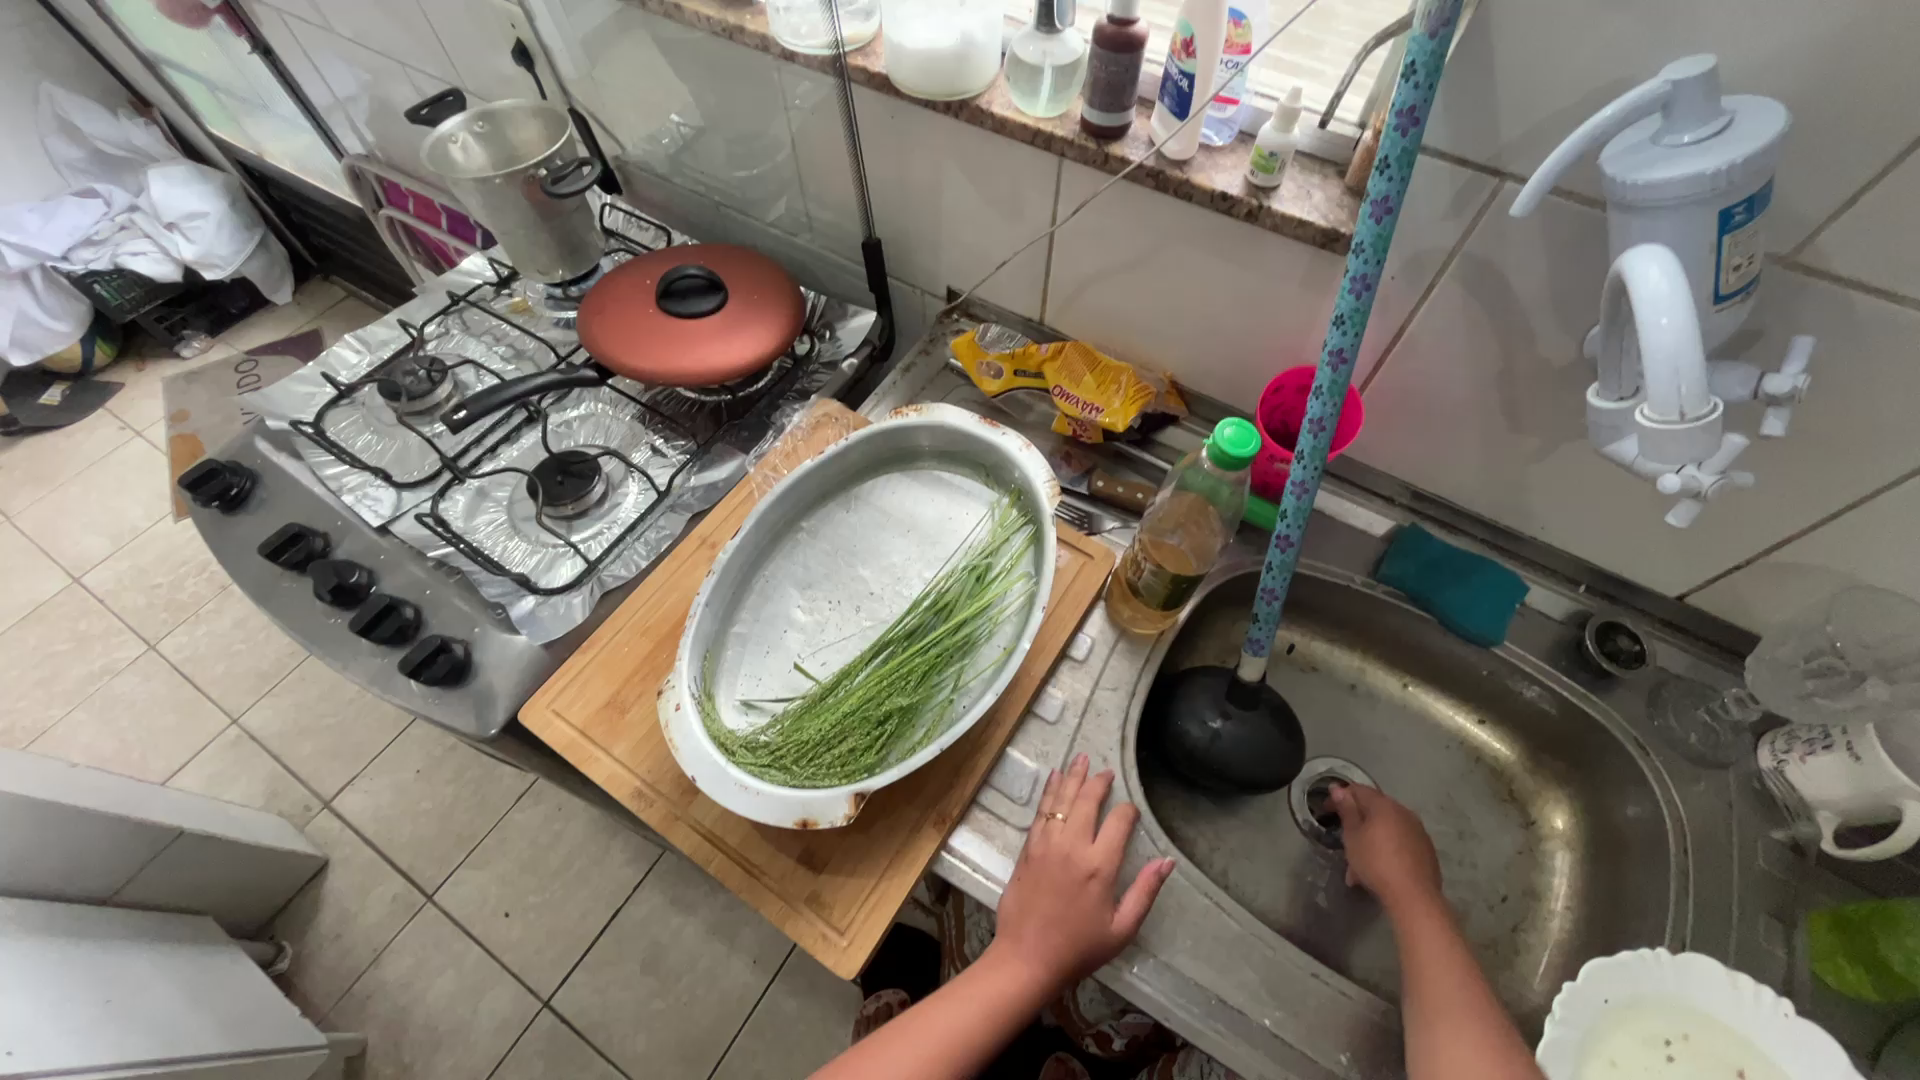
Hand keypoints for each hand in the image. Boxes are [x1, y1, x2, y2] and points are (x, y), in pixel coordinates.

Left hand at [986, 754, 1175, 992]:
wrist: (1027, 957)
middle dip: (1098, 781)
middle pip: (1087, 801)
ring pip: (1061, 800)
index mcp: (1100, 866)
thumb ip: (1145, 891)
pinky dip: (1049, 792)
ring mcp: (1047, 844)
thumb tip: (1167, 861)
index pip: (1119, 822)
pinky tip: (1053, 779)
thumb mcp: (1122, 928)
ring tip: (1080, 758)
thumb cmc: (1079, 948)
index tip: (1132, 809)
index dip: (1128, 810)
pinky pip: (1041, 812)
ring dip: (1071, 777)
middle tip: (1106, 770)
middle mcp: (1073, 847)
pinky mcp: (1028, 849)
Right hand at [1329, 782, 1442, 914]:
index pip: (1358, 790)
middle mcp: (1404, 813)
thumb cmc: (1375, 862)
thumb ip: (1346, 810)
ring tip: (1357, 864)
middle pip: (1374, 810)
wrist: (1414, 896)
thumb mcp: (1352, 836)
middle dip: (1357, 822)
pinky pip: (1400, 843)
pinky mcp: (1426, 850)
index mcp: (1384, 805)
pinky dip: (1386, 850)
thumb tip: (1338, 789)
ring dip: (1370, 839)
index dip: (1340, 797)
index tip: (1327, 811)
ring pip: (1387, 829)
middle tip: (1343, 839)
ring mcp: (1418, 832)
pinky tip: (1378, 870)